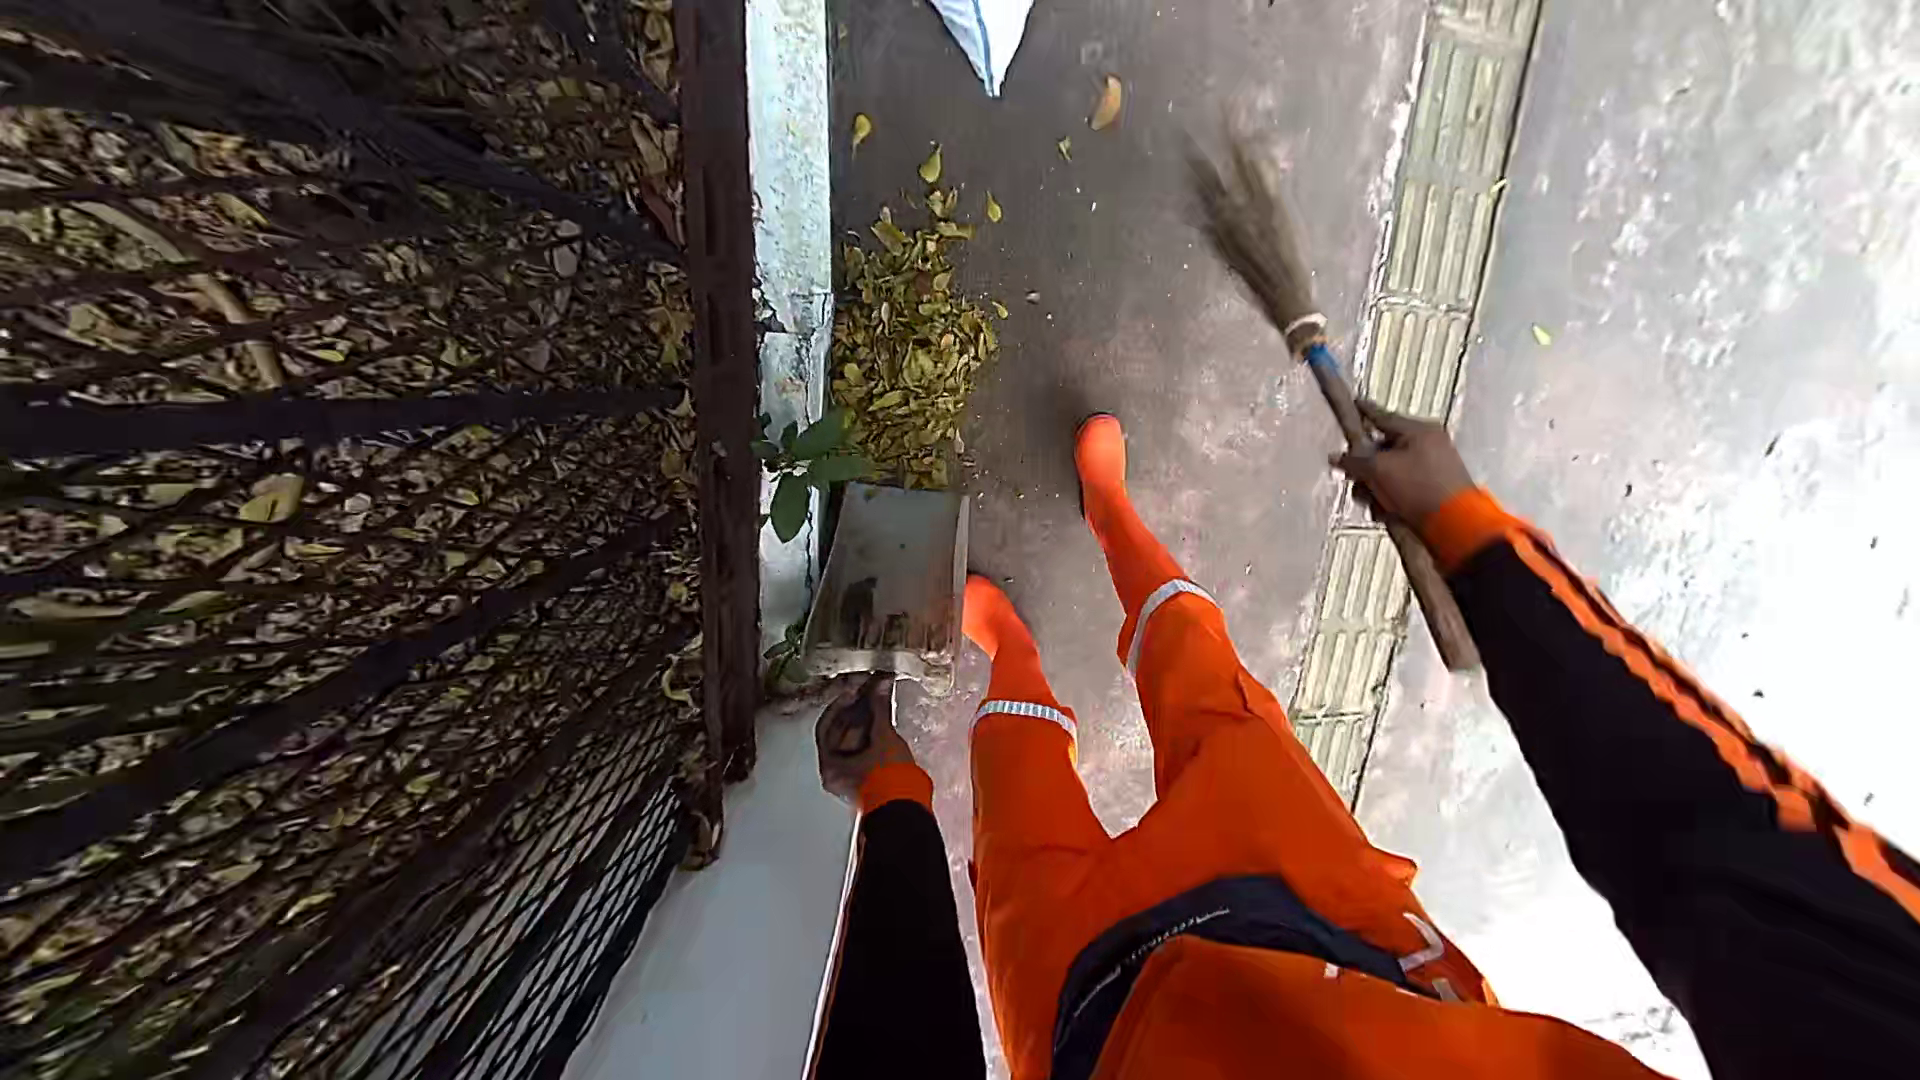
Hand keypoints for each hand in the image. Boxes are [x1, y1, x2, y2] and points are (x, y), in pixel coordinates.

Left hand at [814, 674, 915, 804]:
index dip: (839, 704)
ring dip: (862, 722)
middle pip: (838, 733)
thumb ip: (879, 709)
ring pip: (850, 742)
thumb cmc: (891, 779)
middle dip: (853, 712)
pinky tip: (880, 723)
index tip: (853, 690)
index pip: (826, 726)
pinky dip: (868, 735)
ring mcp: (850, 778)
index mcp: (830, 766)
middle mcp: (835, 774)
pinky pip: (861, 750)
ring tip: (876, 705)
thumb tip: (879, 686)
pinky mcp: (865, 779)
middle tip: (867, 694)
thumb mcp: (884, 737)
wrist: (906, 808)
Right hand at [1330, 401, 1477, 524]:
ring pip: (1385, 470)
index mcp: (1419, 431)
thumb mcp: (1377, 469)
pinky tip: (1385, 508)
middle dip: (1364, 467)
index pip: (1382, 417)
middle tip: (1358, 479)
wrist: (1452, 523)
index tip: (1353, 403)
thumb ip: (1353, 460)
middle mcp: (1426, 445)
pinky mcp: (1429, 487)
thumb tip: (1336, 457)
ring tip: (1374, 500)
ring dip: (1373, 486)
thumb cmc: (1418, 487)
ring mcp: (1429, 466)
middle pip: (1380, 449)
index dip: (1363, 411)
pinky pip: (1396, 486)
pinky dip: (1386, 497)